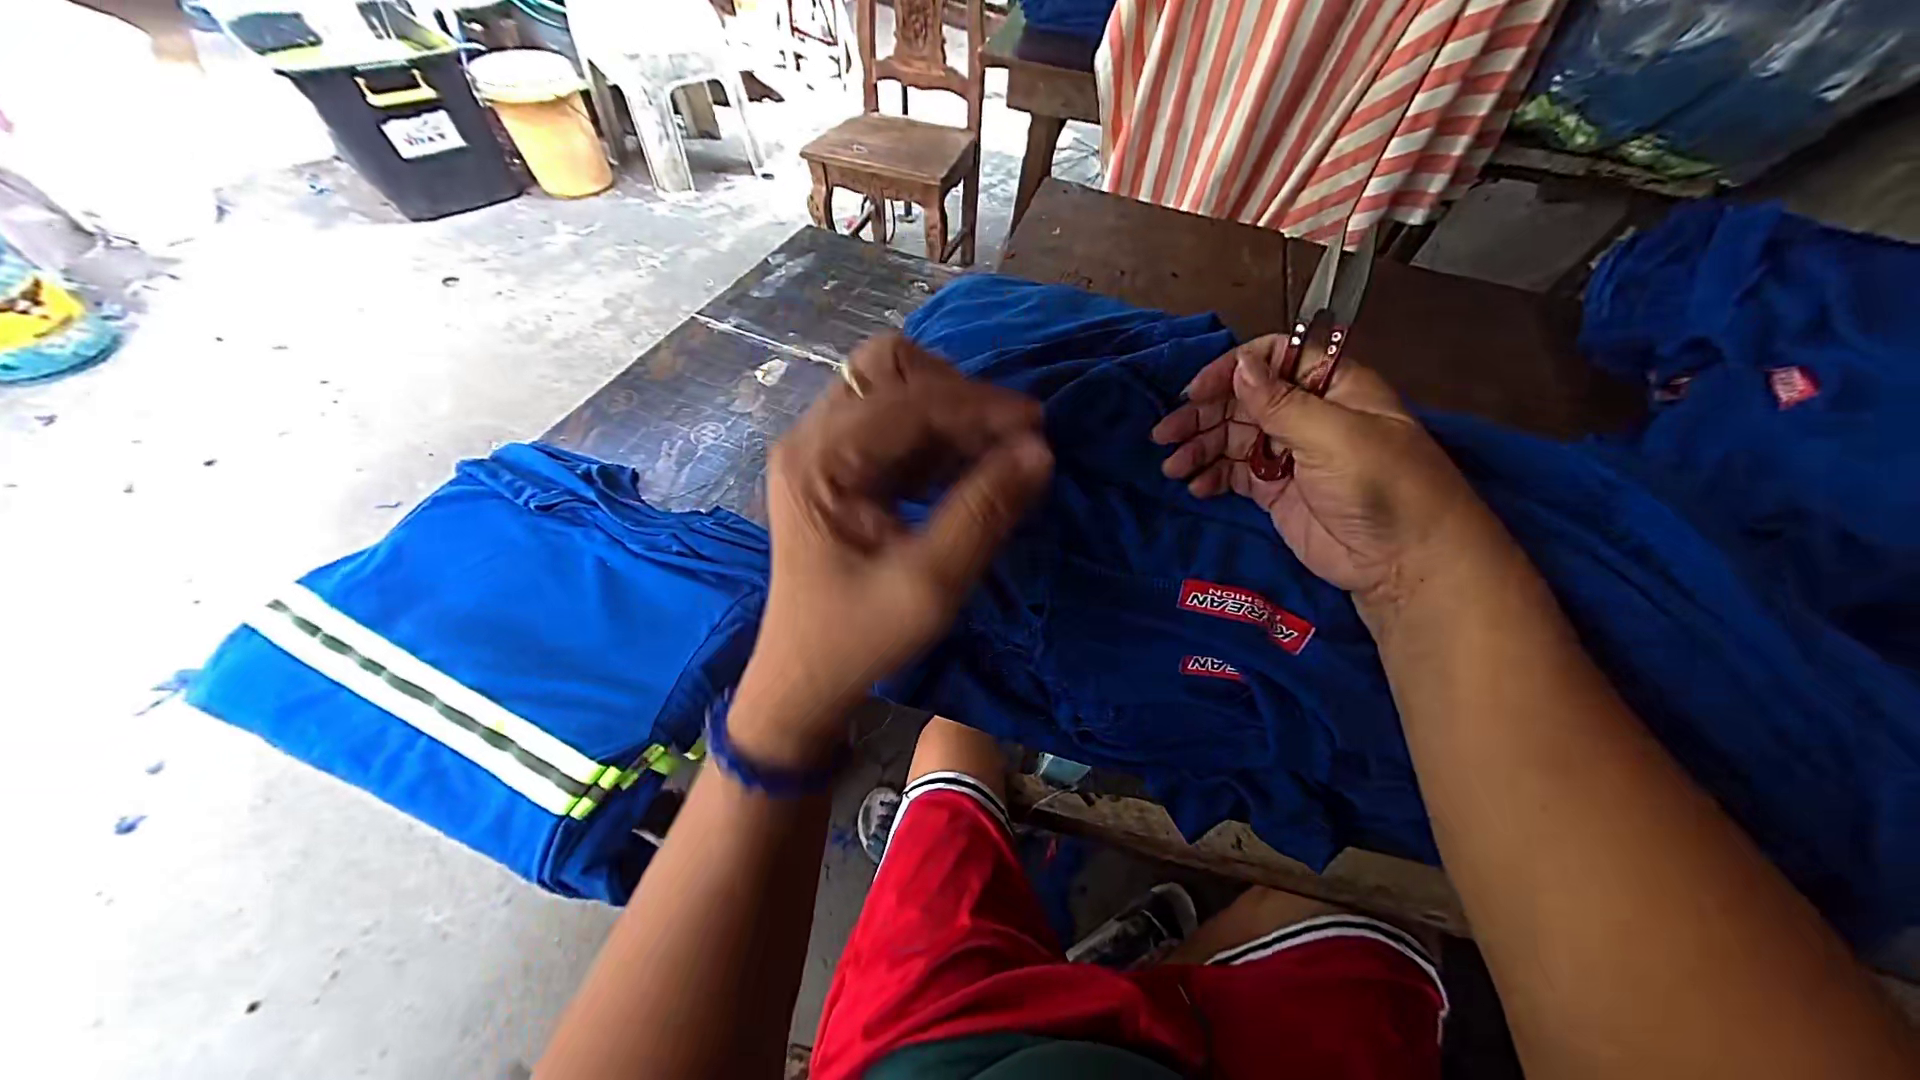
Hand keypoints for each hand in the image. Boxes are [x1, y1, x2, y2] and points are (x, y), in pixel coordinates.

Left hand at [732, 334, 1052, 764]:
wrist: (806, 677)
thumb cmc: (858, 637)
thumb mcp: (930, 584)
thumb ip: (984, 512)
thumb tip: (1040, 452)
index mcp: (819, 461)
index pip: (907, 399)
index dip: (978, 404)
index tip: (1038, 427)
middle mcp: (811, 439)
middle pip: (888, 368)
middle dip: (956, 391)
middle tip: (1008, 435)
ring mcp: (820, 449)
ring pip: (892, 388)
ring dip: (950, 411)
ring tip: (998, 452)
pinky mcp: (836, 467)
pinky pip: (892, 423)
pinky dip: (936, 434)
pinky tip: (968, 467)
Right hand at [1150, 336, 1501, 615]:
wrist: (1403, 563)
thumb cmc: (1382, 487)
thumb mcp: (1334, 436)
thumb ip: (1280, 402)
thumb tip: (1239, 365)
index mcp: (1330, 387)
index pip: (1273, 359)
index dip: (1231, 370)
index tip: (1195, 393)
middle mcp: (1305, 414)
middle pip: (1242, 401)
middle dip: (1202, 415)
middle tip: (1165, 436)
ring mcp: (1288, 454)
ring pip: (1231, 438)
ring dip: (1199, 449)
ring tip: (1173, 468)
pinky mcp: (1274, 491)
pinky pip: (1233, 474)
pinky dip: (1211, 478)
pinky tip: (1197, 487)